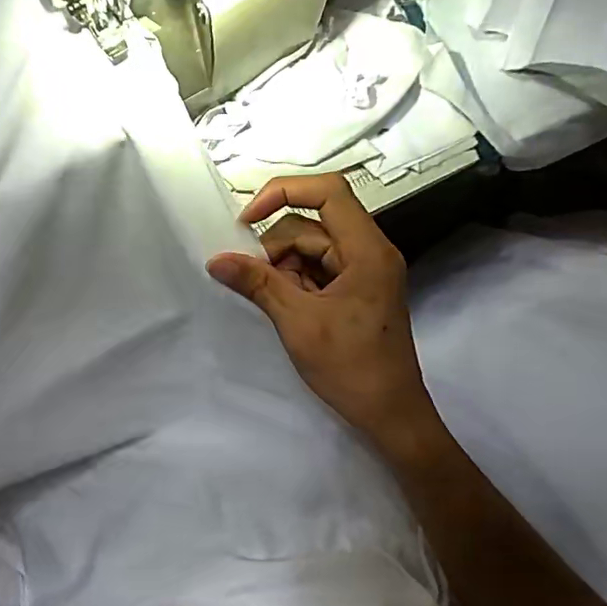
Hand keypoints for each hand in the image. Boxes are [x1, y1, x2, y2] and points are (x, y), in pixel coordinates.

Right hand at [206, 173, 437, 442]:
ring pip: (312, 247)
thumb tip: (216, 260)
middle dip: (277, 247)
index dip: (283, 192)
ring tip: (276, 305)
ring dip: (284, 268)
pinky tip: (286, 308)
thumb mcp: (298, 322)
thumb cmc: (351, 367)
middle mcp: (370, 251)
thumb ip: (258, 284)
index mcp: (367, 250)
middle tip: (256, 283)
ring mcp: (365, 270)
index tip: (247, 221)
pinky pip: (318, 269)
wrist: (391, 414)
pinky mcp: (357, 289)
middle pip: (313, 224)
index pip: (328, 192)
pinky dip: (296, 282)